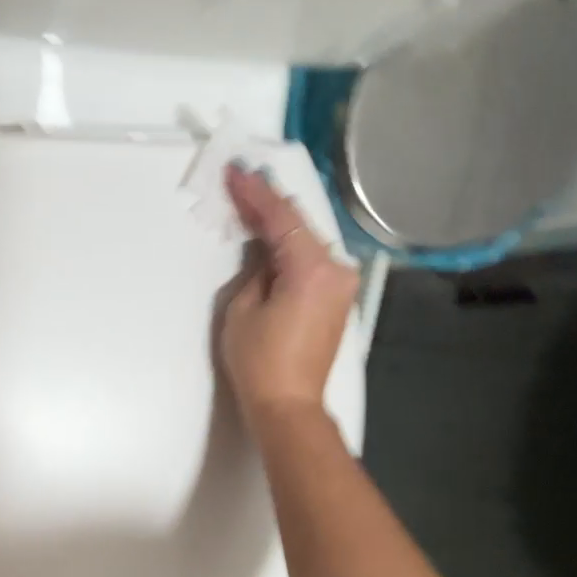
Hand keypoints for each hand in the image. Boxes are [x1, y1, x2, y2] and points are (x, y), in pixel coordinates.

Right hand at [219, 163, 360, 424]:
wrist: (288, 405)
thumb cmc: (259, 362)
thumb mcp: (243, 310)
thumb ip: (255, 272)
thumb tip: (263, 257)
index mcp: (313, 268)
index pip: (282, 219)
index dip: (256, 193)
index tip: (236, 172)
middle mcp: (336, 269)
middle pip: (299, 226)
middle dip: (269, 205)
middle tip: (241, 183)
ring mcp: (340, 285)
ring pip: (306, 243)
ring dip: (280, 227)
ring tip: (251, 208)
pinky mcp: (336, 300)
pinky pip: (312, 262)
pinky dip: (290, 249)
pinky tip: (270, 242)